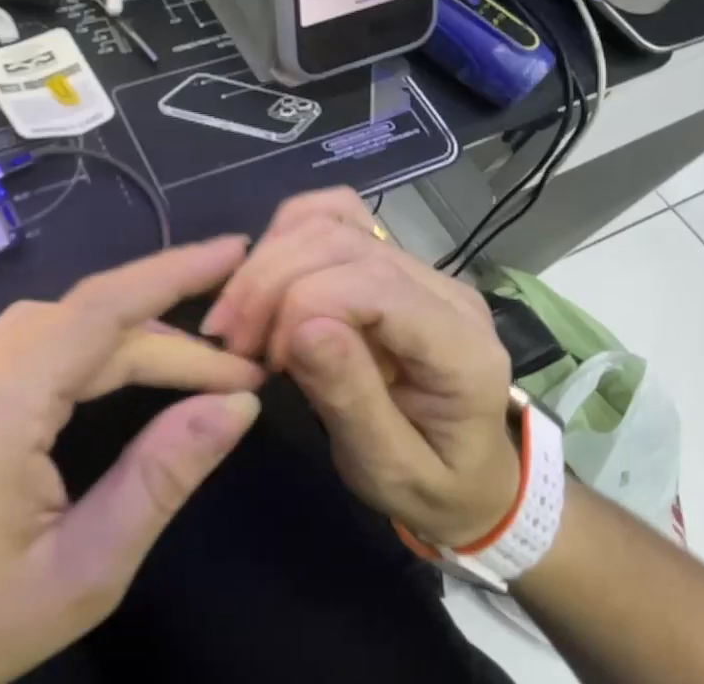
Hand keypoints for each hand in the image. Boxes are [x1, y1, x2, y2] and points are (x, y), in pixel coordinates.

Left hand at [0, 238, 264, 683]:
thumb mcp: (88, 567)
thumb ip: (163, 475)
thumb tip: (236, 405)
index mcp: (0, 404)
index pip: (103, 311)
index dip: (174, 274)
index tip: (237, 255)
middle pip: (86, 318)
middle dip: (168, 332)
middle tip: (242, 365)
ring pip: (59, 323)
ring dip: (131, 332)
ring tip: (199, 358)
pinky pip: (34, 343)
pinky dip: (92, 344)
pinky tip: (128, 366)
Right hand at [199, 189, 518, 549]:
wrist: (471, 480)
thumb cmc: (432, 486)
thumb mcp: (391, 471)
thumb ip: (353, 401)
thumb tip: (304, 325)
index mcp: (460, 347)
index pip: (372, 285)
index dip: (302, 306)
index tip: (267, 362)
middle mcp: (443, 288)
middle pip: (340, 241)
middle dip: (269, 283)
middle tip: (232, 341)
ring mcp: (417, 267)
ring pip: (329, 218)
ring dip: (267, 260)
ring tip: (239, 318)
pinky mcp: (388, 262)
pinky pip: (331, 217)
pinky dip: (284, 240)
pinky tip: (261, 286)